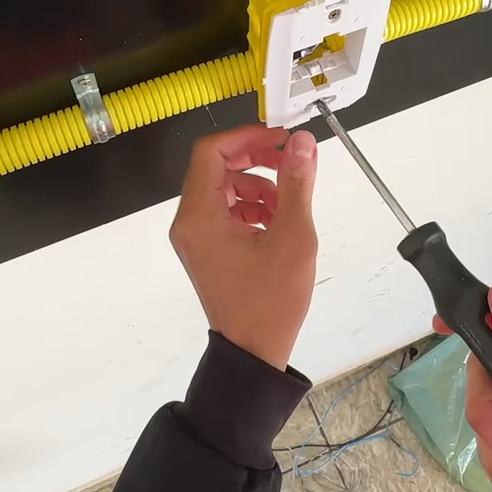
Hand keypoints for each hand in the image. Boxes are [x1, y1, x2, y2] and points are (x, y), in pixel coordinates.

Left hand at [169, 125, 318, 369]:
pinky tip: (278, 224)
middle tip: (290, 162)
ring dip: (259, 186)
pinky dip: (252, 208)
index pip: (211, 152)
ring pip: (224, 190)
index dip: (247, 136)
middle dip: (256, 160)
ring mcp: (196, 238)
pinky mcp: (208, 251)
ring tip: (289, 204)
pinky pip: (226, 213)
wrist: (253, 354)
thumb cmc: (270, 300)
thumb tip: (302, 142)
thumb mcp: (292, 236)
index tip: (279, 138)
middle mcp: (189, 222)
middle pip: (217, 168)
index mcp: (199, 215)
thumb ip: (297, 183)